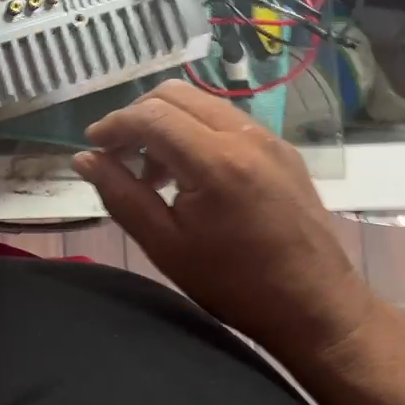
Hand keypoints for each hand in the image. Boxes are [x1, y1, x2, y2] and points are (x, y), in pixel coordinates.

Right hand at [72, 80, 377, 359]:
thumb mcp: (165, 246)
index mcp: (216, 162)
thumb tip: (84, 159)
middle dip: (137, 116)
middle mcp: (244, 136)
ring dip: (165, 121)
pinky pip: (225, 117)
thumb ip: (120, 194)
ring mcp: (268, 138)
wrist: (319, 310)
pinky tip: (187, 171)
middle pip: (173, 94)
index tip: (92, 146)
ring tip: (150, 167)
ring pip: (200, 101)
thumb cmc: (236, 286)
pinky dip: (194, 128)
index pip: (150, 116)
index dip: (113, 125)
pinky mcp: (281, 148)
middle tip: (117, 153)